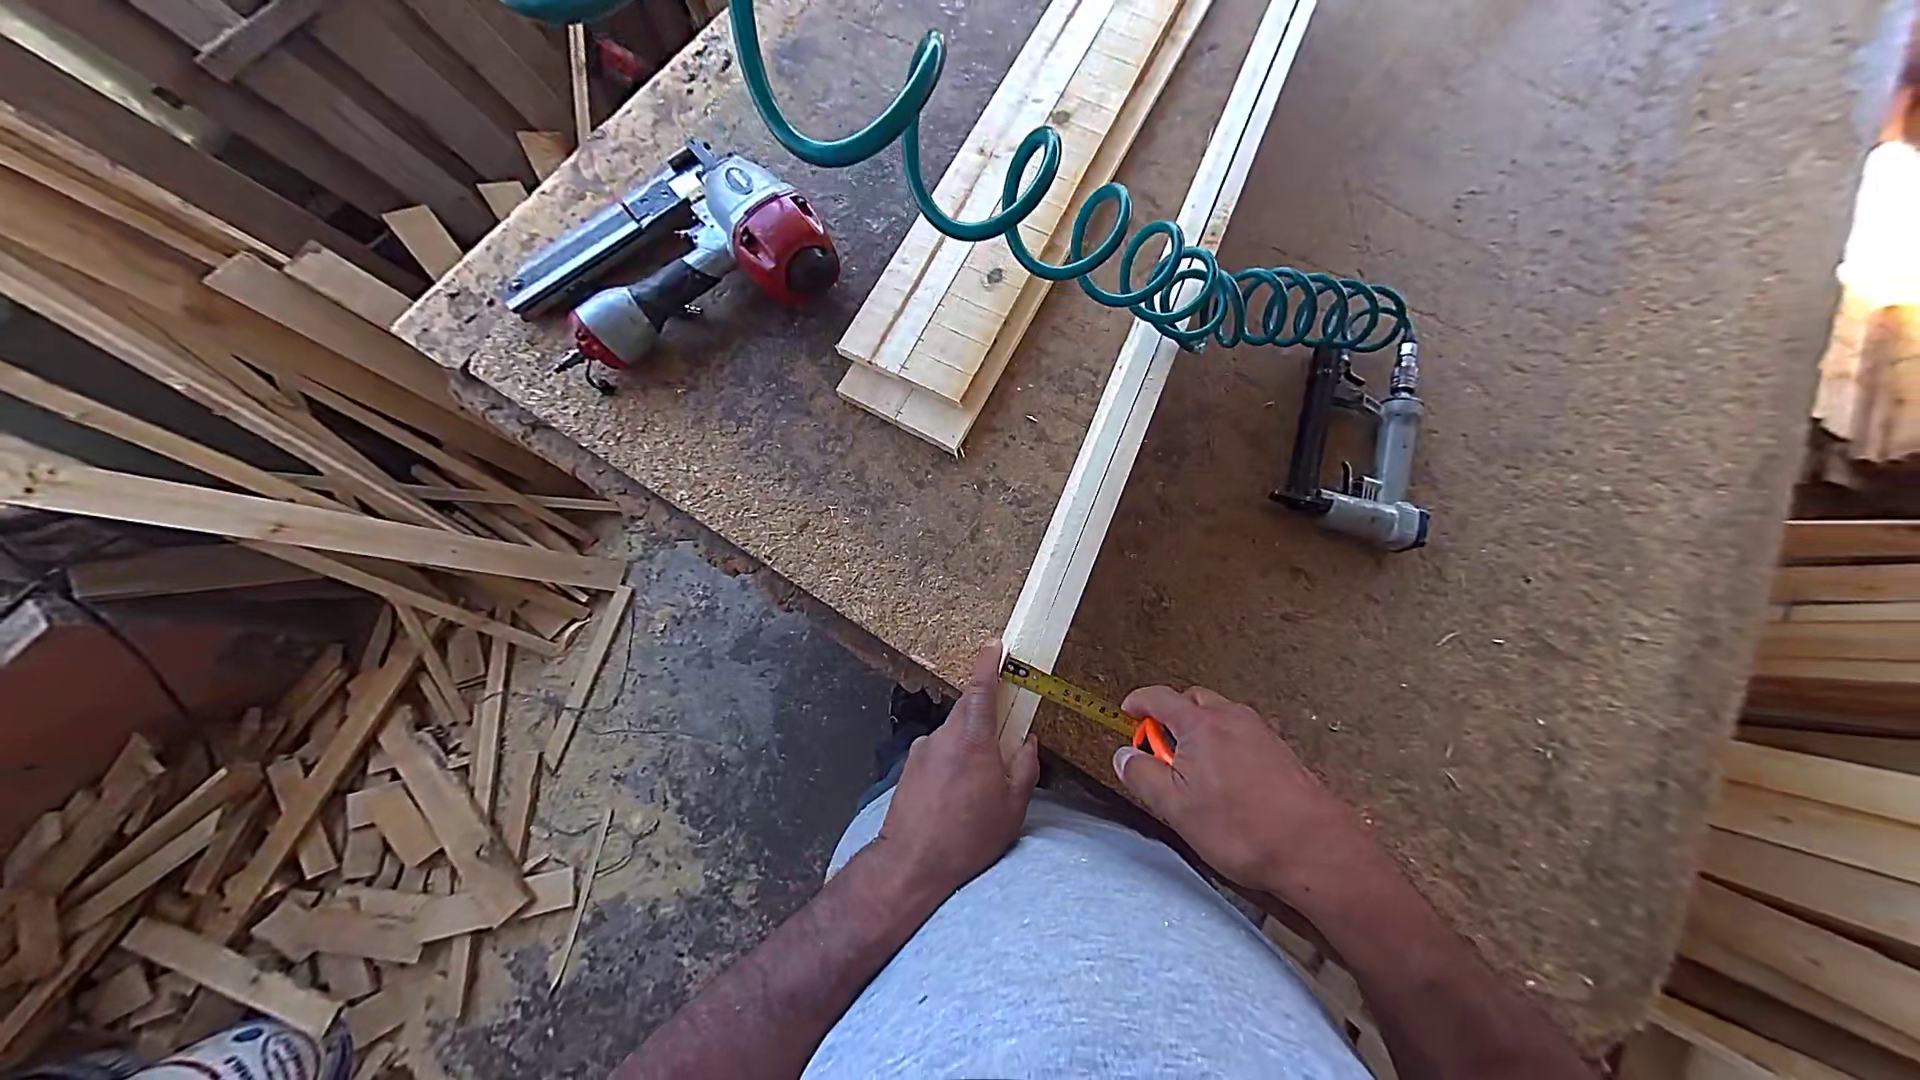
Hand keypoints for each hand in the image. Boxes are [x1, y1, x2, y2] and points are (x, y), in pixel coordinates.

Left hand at [875, 641, 1040, 898]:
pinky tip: (956, 793)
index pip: (981, 688)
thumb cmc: (968, 836)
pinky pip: (939, 751)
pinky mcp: (910, 766)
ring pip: (954, 733)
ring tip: (979, 783)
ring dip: (969, 744)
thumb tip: (1027, 742)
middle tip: (1003, 734)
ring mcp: (923, 750)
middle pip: (968, 709)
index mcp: (973, 739)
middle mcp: (944, 736)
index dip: (988, 662)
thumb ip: (1024, 765)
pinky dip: (952, 761)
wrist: (912, 863)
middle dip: (986, 713)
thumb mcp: (1013, 805)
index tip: (994, 645)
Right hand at [1113, 685, 1371, 900]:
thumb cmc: (1247, 830)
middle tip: (1160, 750)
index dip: (1138, 702)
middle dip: (1170, 716)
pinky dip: (1225, 744)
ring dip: (1199, 731)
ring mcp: (1260, 733)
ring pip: (1218, 716)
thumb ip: (1141, 775)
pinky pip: (1241, 734)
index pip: (1159, 697)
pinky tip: (1225, 782)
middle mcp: (1232, 719)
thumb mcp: (1174, 807)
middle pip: (1191, 700)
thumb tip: (1124, 757)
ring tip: (1194, 772)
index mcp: (1201, 725)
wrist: (1315, 851)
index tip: (1129, 711)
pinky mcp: (1280, 752)